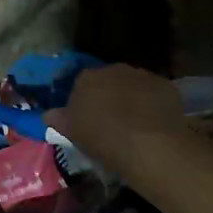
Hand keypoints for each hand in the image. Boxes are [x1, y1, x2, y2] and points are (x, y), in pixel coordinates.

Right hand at [46, 65, 188, 170]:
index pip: (82, 84)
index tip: (89, 119)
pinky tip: (154, 122)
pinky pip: (155, 92)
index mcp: (87, 78)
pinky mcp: (164, 84)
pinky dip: (153, 103)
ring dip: (133, 97)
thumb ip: (59, 119)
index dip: (86, 101)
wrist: (146, 143)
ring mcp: (142, 74)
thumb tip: (48, 114)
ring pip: (133, 85)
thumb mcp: (73, 133)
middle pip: (109, 81)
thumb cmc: (102, 138)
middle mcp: (114, 69)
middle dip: (110, 95)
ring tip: (135, 123)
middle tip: (112, 121)